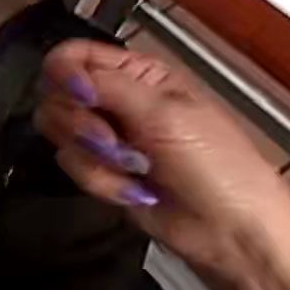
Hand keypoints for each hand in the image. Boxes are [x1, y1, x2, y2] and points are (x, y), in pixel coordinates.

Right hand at [33, 39, 289, 269]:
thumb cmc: (218, 166)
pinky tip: (135, 189)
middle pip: (58, 95)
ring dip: (95, 157)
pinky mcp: (102, 172)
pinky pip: (73, 167)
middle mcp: (115, 100)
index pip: (74, 56)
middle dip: (81, 124)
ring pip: (61, 134)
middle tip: (111, 141)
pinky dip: (102, 181)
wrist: (231, 233)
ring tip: (134, 168)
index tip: (83, 98)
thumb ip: (108, 85)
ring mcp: (107, 138)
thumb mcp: (165, 113)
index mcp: (136, 74)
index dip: (67, 73)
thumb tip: (60, 71)